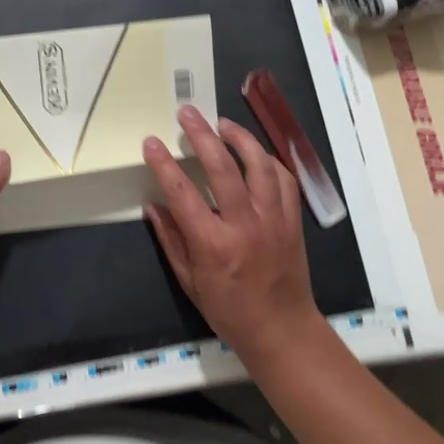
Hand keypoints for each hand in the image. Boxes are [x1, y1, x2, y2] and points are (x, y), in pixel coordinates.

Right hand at [143, 106, 322, 361]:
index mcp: (213, 245)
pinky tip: (254, 152)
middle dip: (202, 135)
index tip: (151, 142)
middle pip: (222, 167)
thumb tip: (152, 205)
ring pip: (259, 165)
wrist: (282, 330)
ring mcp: (273, 220)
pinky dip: (268, 160)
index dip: (163, 163)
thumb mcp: (190, 282)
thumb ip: (171, 240)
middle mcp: (244, 226)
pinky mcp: (292, 220)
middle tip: (187, 114)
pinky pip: (283, 179)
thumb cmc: (230, 311)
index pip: (182, 193)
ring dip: (239, 137)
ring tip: (222, 123)